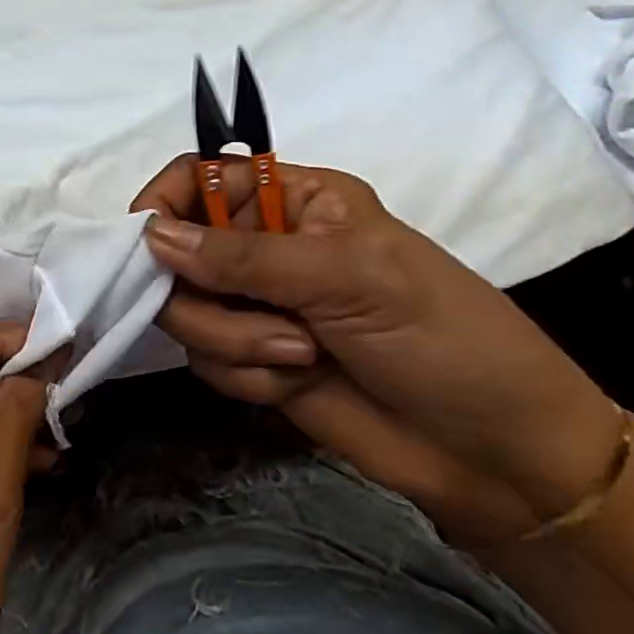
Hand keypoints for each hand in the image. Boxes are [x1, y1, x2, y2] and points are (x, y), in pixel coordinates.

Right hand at [132, 156, 623, 546]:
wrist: (492, 455)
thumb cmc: (439, 335)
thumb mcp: (348, 276)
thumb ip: (244, 257)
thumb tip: (150, 235)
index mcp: (295, 200)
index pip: (202, 178)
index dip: (166, 203)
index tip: (141, 243)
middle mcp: (266, 246)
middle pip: (180, 253)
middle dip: (210, 296)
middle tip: (271, 322)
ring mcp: (258, 306)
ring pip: (186, 312)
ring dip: (235, 341)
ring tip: (302, 356)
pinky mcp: (255, 360)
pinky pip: (207, 359)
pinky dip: (244, 376)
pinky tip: (295, 385)